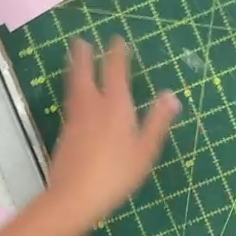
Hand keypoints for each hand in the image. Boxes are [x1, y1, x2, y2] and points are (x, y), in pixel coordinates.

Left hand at [42, 36, 178, 230]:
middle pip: (86, 74)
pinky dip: (73, 92)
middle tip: (81, 41)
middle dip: (85, 56)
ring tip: (73, 58)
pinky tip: (75, 98)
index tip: (116, 40)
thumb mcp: (145, 150)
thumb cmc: (116, 174)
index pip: (115, 72)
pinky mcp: (65, 135)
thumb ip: (156, 121)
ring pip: (74, 88)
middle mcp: (92, 107)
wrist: (75, 196)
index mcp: (115, 107)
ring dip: (75, 69)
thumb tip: (170, 96)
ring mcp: (75, 120)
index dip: (116, 55)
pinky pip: (71, 104)